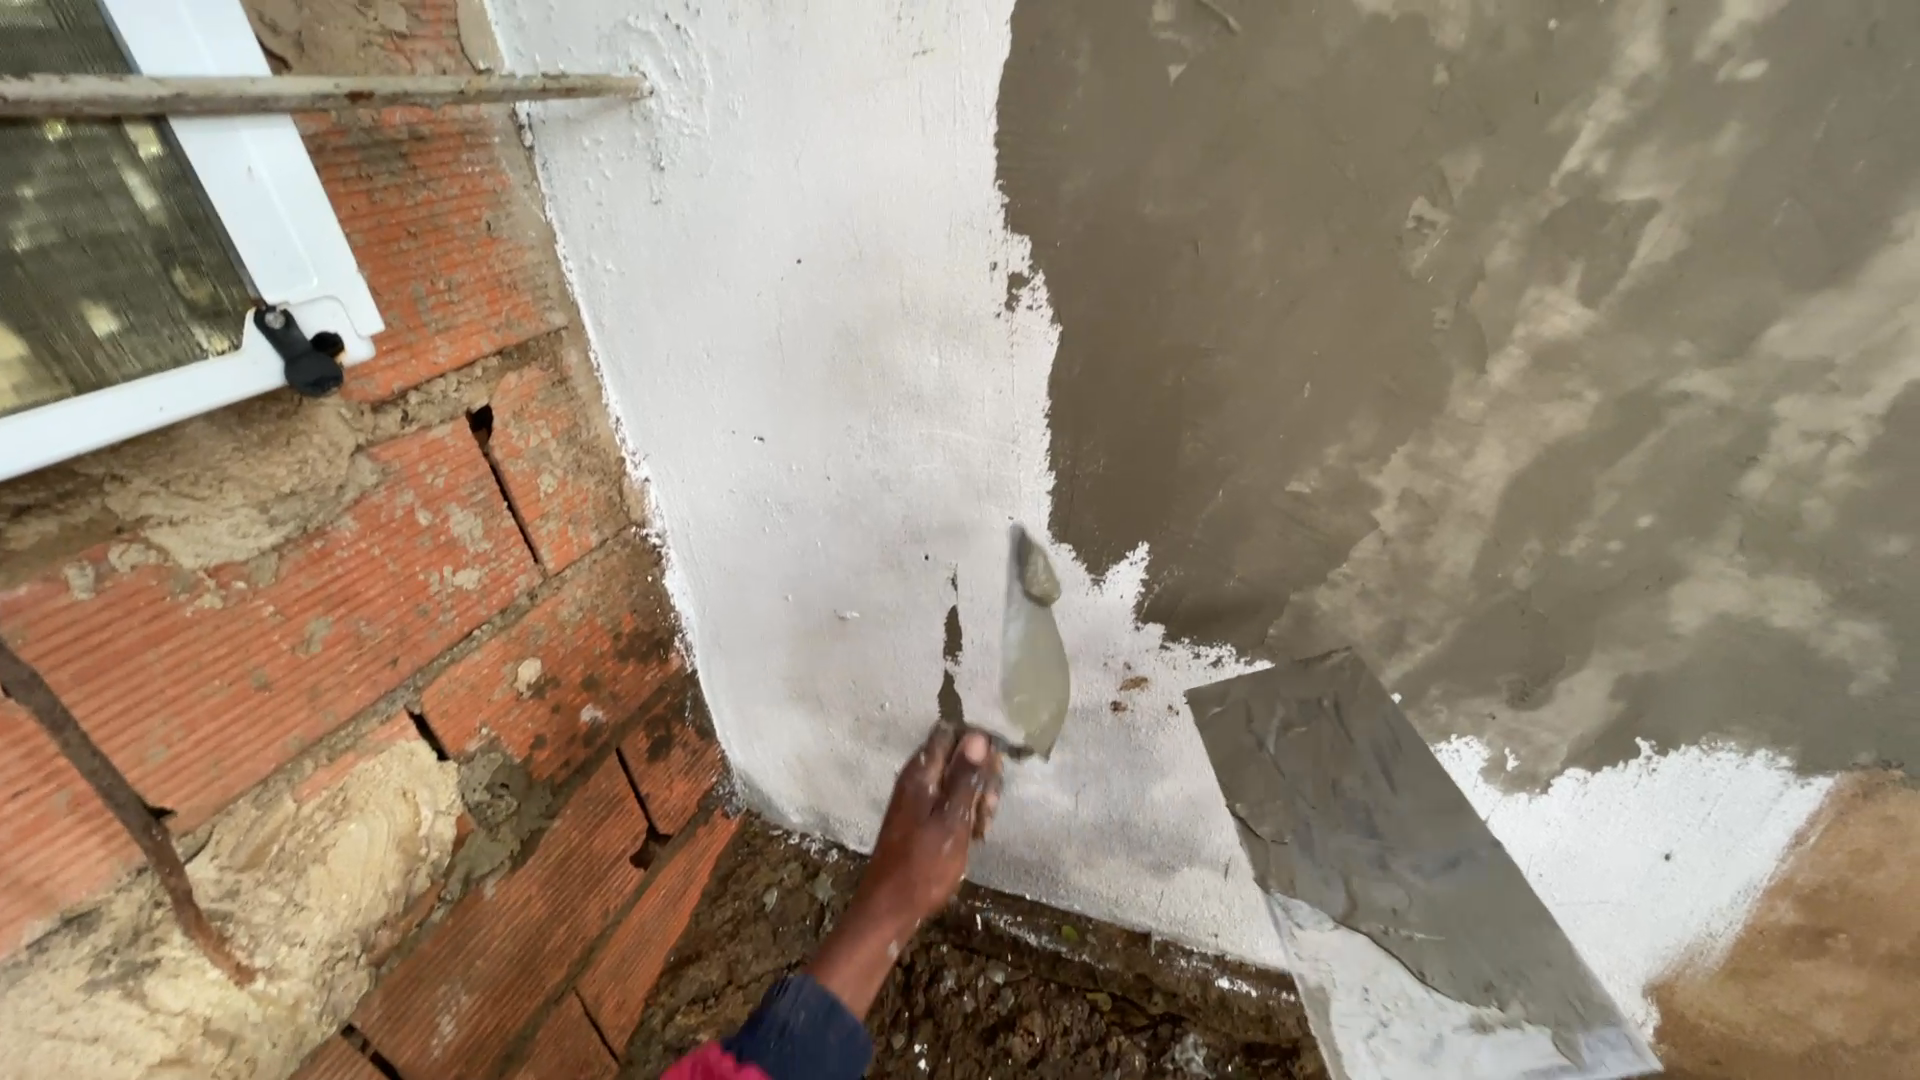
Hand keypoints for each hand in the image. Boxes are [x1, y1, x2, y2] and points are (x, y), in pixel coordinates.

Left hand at [804, 724, 1003, 1018]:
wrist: (890, 908)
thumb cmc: (923, 865)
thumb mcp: (952, 821)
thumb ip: (965, 778)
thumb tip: (978, 735)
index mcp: (921, 772)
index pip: (950, 732)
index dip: (977, 741)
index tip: (997, 763)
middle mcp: (918, 778)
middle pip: (958, 755)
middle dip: (981, 774)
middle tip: (989, 806)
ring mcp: (920, 798)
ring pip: (958, 780)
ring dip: (977, 797)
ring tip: (982, 826)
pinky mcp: (923, 817)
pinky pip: (951, 801)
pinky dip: (966, 812)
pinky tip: (975, 834)